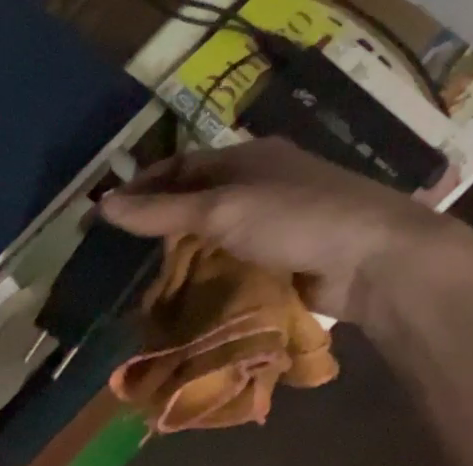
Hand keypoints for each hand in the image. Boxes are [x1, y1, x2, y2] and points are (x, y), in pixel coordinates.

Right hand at [99, 138, 472, 322]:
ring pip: (206, 240)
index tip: (98, 219)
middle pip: (190, 204)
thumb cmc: (296, 219)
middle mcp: (256, 186)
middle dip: (151, 229)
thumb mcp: (220, 210)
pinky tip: (175, 299)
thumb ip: (159, 212)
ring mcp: (269, 226)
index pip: (176, 168)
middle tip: (111, 258)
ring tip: (136, 285)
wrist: (374, 260)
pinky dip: (199, 281)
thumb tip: (101, 206)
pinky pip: (225, 268)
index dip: (136, 189)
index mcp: (246, 159)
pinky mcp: (277, 262)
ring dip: (174, 260)